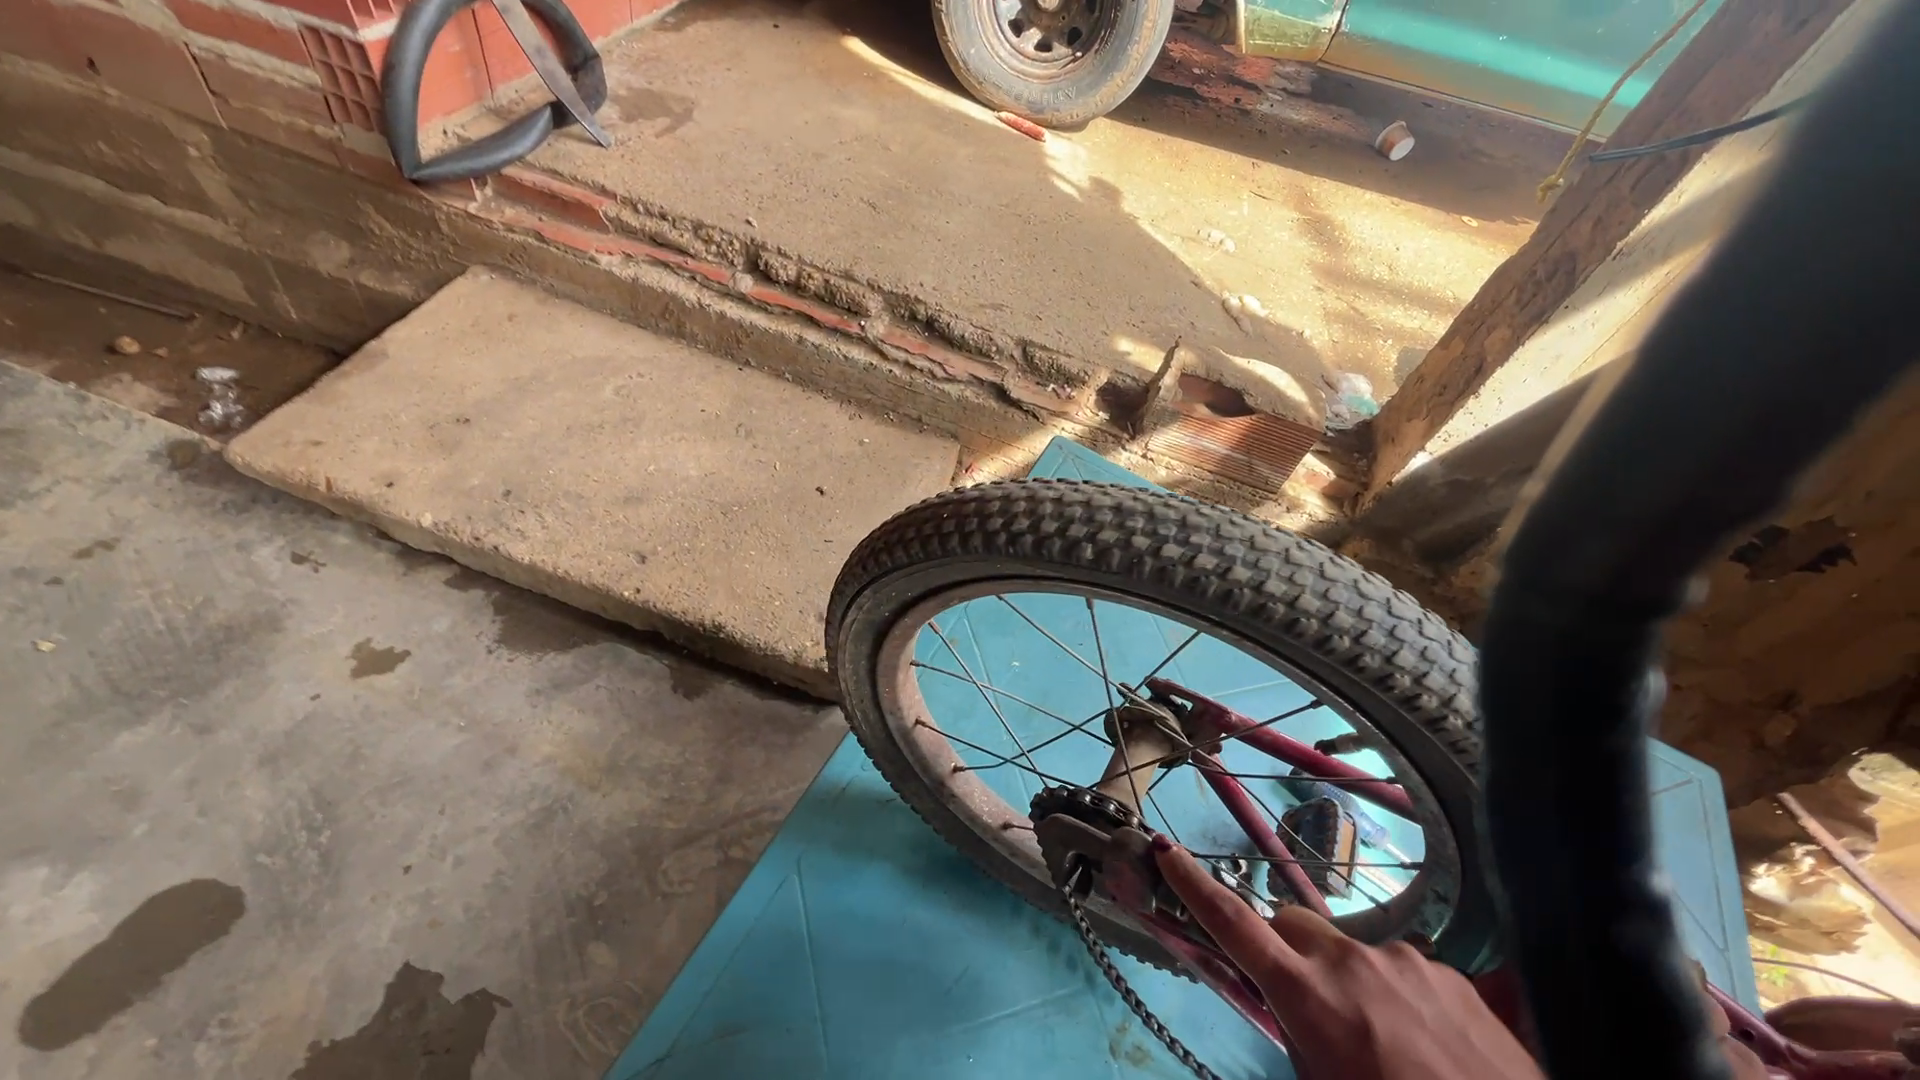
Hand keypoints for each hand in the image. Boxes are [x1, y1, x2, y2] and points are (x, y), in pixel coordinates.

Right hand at [1153, 836, 1543, 1079]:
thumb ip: (1296, 1039)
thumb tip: (1290, 1013)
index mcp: (1309, 996)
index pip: (1235, 926)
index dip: (1194, 887)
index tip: (1165, 851)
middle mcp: (1350, 960)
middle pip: (1289, 924)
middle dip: (1282, 949)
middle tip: (1302, 1002)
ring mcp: (1404, 959)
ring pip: (1348, 950)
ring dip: (1345, 979)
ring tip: (1384, 1043)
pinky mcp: (1448, 971)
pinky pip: (1400, 968)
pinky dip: (1394, 993)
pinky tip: (1427, 1046)